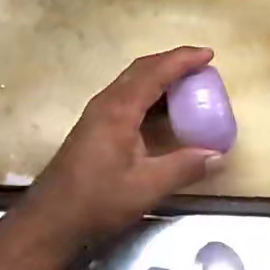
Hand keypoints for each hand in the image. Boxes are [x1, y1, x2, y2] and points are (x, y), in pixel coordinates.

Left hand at [15, 47, 221, 249]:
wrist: (52, 216)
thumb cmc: (98, 199)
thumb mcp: (147, 187)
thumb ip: (184, 167)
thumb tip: (217, 154)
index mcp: (119, 109)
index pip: (154, 72)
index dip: (182, 60)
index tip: (208, 54)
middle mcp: (106, 102)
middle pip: (141, 69)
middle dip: (172, 62)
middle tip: (201, 65)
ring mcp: (97, 112)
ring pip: (132, 81)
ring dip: (159, 76)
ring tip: (188, 83)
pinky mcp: (94, 125)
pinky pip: (126, 95)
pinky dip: (149, 92)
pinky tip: (162, 109)